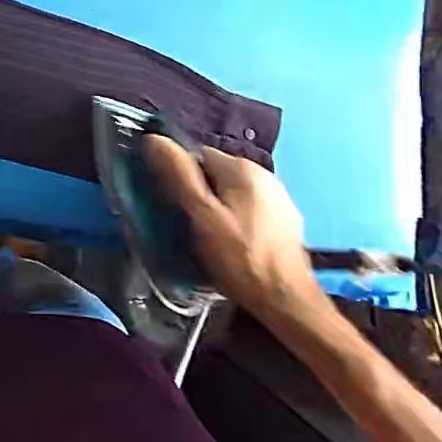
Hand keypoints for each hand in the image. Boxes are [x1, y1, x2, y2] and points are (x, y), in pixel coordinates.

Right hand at [142, 136, 322, 313]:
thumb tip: (155, 139)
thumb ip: (179, 175)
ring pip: (234, 192)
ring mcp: (279, 196)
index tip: (184, 209)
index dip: (185, 181)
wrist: (287, 301)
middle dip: (204, 195)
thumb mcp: (202, 216)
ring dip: (221, 208)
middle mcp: (265, 173)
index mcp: (242, 167)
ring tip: (217, 238)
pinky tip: (240, 244)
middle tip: (198, 227)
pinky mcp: (287, 218)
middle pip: (217, 174)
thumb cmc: (239, 258)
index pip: (198, 157)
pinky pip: (251, 207)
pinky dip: (240, 219)